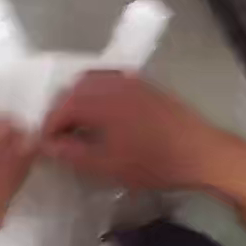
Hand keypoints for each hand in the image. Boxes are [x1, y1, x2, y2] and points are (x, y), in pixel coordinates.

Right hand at [42, 71, 245, 193]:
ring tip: (79, 128)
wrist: (201, 153)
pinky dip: (97, 94)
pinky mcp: (145, 85)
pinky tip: (103, 116)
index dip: (48, 128)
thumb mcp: (106, 165)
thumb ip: (71, 153)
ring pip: (91, 82)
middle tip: (59, 138)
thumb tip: (46, 145)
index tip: (45, 147)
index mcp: (100, 99)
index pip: (60, 108)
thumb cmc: (152, 163)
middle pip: (73, 90)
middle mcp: (112, 82)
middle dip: (61, 112)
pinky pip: (110, 81)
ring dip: (78, 101)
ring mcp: (130, 80)